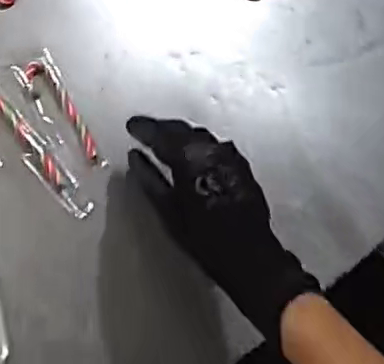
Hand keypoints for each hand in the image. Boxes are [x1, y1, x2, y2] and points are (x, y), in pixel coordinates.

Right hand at [126, 115, 319, 337]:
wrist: (252, 258)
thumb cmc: (205, 238)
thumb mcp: (168, 211)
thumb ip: (149, 179)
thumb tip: (134, 157)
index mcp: (189, 155)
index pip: (159, 133)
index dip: (142, 128)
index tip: (130, 126)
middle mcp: (209, 147)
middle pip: (179, 129)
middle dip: (160, 129)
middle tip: (144, 132)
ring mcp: (227, 153)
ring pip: (196, 134)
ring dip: (178, 135)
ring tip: (164, 141)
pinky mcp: (239, 163)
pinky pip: (211, 144)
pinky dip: (196, 145)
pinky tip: (190, 154)